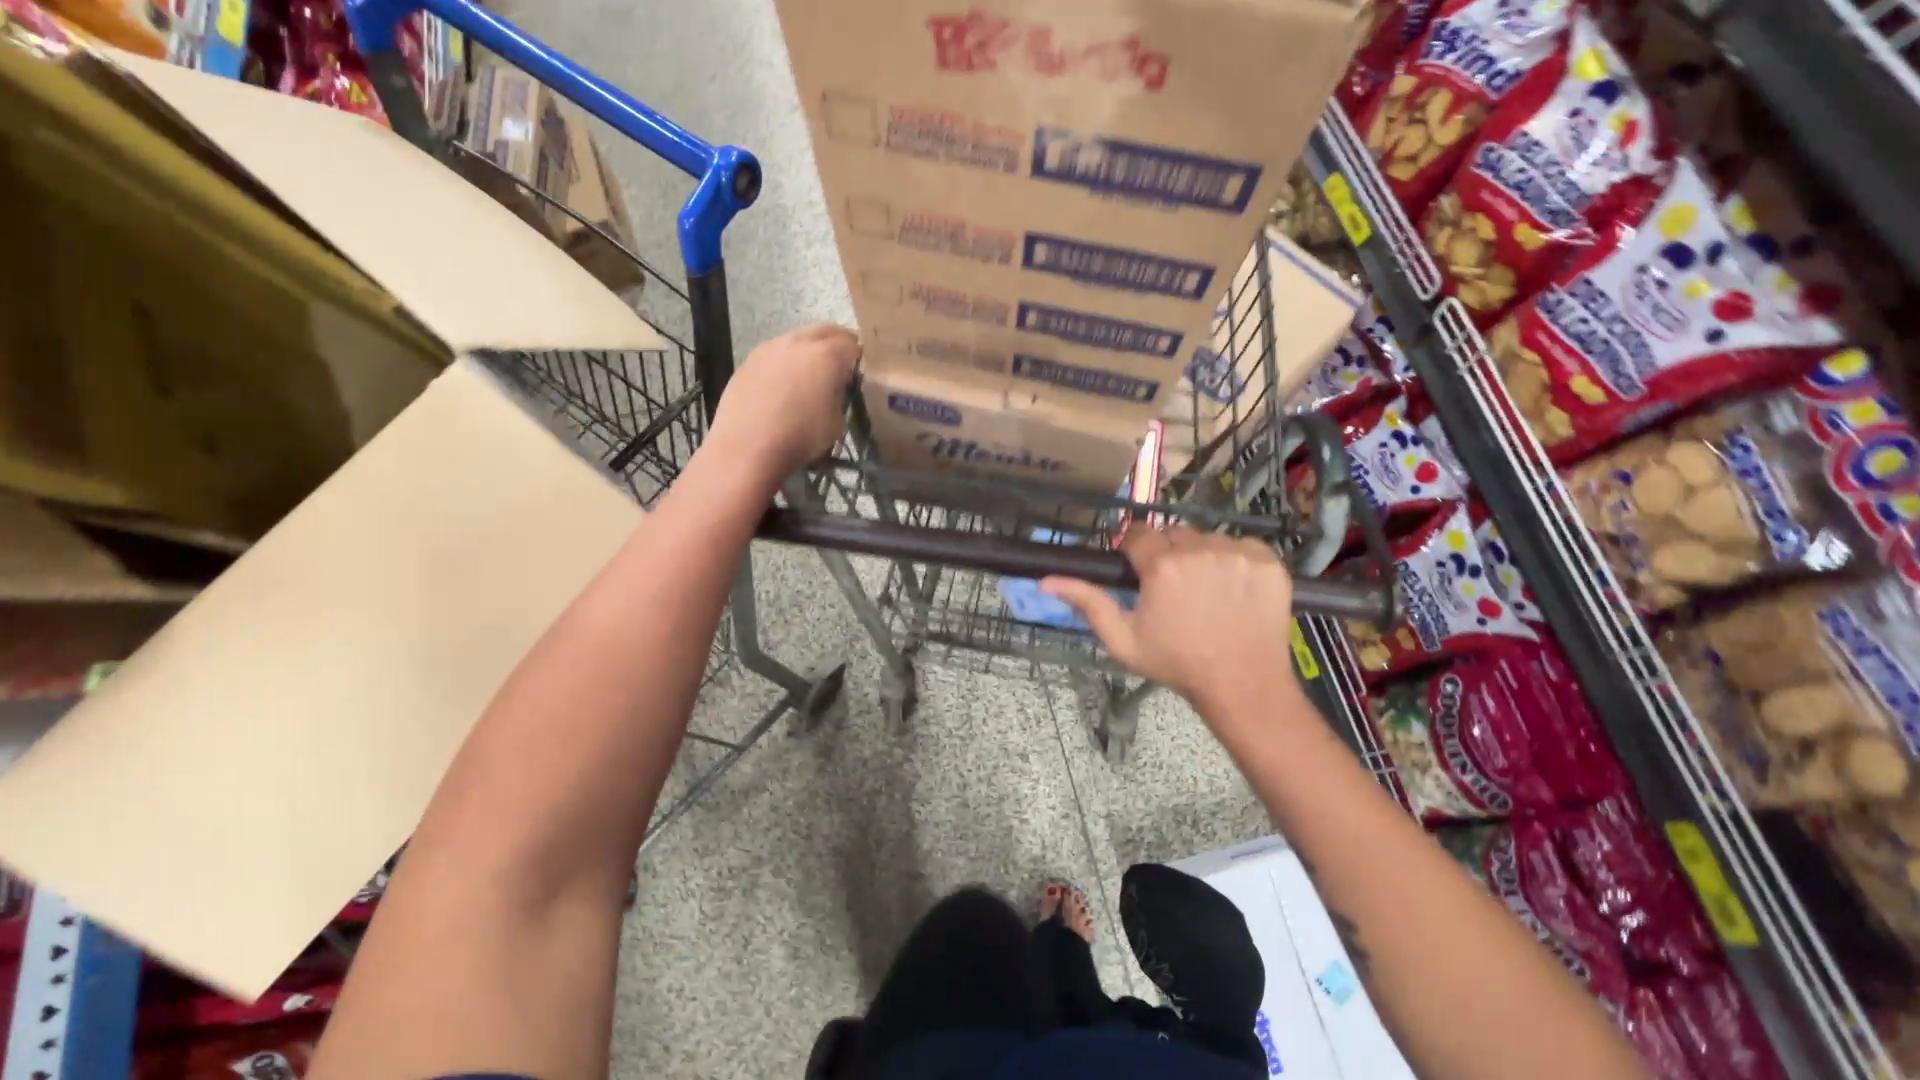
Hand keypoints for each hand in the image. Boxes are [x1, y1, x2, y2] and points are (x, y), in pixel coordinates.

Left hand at [708, 324, 859, 479]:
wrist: (747, 448)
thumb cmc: (800, 437)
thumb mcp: (837, 421)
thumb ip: (839, 395)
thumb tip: (833, 388)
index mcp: (827, 355)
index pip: (853, 345)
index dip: (859, 358)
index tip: (860, 373)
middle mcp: (799, 342)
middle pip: (825, 331)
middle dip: (836, 344)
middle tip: (840, 365)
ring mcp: (770, 348)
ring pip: (797, 339)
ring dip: (808, 350)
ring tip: (808, 375)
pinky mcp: (749, 361)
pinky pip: (775, 354)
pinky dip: (785, 363)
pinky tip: (782, 386)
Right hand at [1042, 526, 1301, 718]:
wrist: (1242, 683)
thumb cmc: (1177, 664)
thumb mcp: (1123, 640)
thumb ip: (1088, 603)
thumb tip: (1046, 579)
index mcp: (1162, 566)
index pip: (1138, 534)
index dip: (1135, 553)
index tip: (1141, 574)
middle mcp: (1200, 550)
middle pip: (1174, 534)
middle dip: (1168, 554)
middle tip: (1174, 590)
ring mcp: (1238, 553)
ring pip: (1208, 538)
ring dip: (1202, 556)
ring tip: (1206, 592)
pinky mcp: (1268, 561)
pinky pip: (1243, 545)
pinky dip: (1236, 560)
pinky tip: (1233, 590)